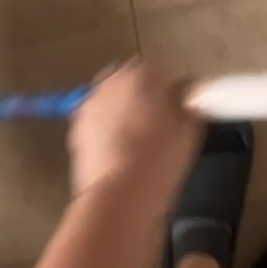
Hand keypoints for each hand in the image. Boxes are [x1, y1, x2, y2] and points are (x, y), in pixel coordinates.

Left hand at [69, 60, 199, 199]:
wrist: (119, 194)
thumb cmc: (162, 157)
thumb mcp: (190, 129)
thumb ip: (188, 107)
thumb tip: (183, 104)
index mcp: (146, 73)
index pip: (166, 73)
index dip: (176, 92)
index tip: (183, 111)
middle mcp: (115, 79)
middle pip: (134, 80)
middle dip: (145, 94)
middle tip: (158, 122)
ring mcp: (91, 101)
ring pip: (113, 98)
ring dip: (123, 109)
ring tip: (136, 139)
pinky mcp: (76, 127)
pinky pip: (98, 119)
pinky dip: (106, 127)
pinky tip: (118, 150)